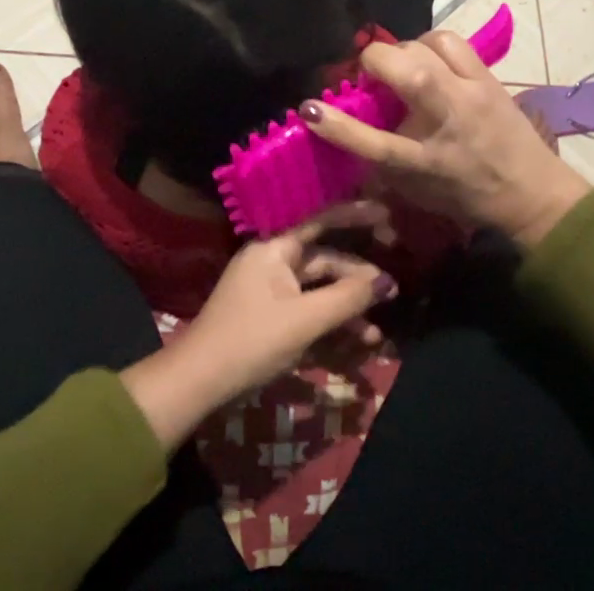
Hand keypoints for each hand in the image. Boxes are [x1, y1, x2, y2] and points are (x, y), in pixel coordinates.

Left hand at [120, 201, 396, 449]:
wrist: (200, 380)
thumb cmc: (252, 340)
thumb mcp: (305, 319)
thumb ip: (348, 298)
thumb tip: (386, 282)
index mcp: (273, 249)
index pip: (318, 220)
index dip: (352, 215)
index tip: (386, 212)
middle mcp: (272, 262)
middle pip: (323, 261)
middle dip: (357, 278)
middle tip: (393, 292)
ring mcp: (270, 292)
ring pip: (319, 290)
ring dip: (348, 309)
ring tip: (376, 335)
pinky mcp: (270, 318)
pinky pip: (308, 311)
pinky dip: (331, 324)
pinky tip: (356, 346)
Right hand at [301, 32, 591, 248]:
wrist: (533, 192)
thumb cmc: (466, 195)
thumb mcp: (415, 191)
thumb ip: (377, 162)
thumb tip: (338, 131)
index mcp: (428, 161)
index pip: (375, 142)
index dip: (336, 125)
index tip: (309, 108)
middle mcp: (451, 121)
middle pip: (405, 70)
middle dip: (373, 62)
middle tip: (367, 78)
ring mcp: (474, 92)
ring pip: (430, 43)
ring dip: (405, 50)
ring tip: (400, 67)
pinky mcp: (490, 77)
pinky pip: (452, 42)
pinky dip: (430, 46)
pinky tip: (426, 62)